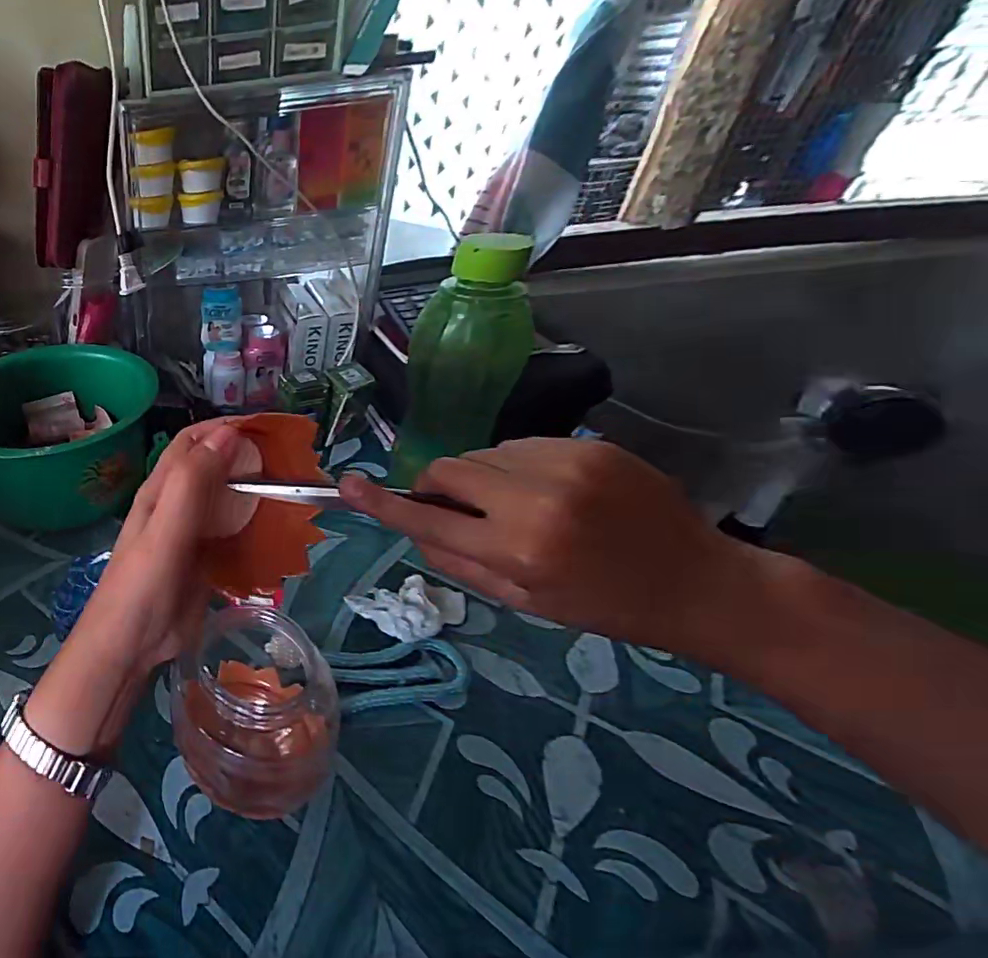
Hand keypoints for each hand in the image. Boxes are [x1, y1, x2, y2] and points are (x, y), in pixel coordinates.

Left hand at [24, 419, 262, 756]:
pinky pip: (235, 535)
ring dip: (257, 491)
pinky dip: (258, 528)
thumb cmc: (143, 584)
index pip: (193, 442)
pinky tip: (284, 534)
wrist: (130, 646)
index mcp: (160, 490)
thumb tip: (227, 434)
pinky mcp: (205, 563)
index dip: (226, 426)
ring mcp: (191, 535)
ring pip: (227, 501)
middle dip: (249, 456)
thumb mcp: (166, 528)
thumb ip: (192, 482)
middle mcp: (176, 506)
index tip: (270, 425)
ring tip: (299, 491)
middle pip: (214, 468)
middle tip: (295, 459)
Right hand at [337, 437, 753, 652]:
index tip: (347, 486)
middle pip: (446, 470)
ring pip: (480, 455)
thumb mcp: (523, 602)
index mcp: (518, 551)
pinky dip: (515, 467)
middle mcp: (536, 502)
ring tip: (521, 504)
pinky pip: (517, 446)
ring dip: (481, 478)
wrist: (704, 584)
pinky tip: (550, 490)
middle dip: (439, 488)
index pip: (428, 521)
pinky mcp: (588, 446)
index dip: (383, 504)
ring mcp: (565, 466)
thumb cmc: (605, 605)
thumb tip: (415, 527)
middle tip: (463, 511)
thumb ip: (458, 563)